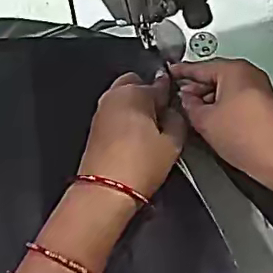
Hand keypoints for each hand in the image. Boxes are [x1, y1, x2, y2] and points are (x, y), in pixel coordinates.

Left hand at [78, 72, 188, 199]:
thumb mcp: (172, 144)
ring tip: (149, 129)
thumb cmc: (138, 166)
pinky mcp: (95, 125)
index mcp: (135, 93)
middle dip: (149, 94)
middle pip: (136, 83)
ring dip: (135, 105)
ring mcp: (102, 109)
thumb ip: (177, 120)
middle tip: (163, 116)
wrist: (105, 189)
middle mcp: (115, 95)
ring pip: (123, 96)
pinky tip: (134, 137)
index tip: (176, 104)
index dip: (171, 95)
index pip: (160, 84)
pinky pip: (114, 111)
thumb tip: (174, 113)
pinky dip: (124, 117)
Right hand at [171, 59, 272, 188]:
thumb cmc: (251, 139)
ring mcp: (260, 89)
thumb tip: (186, 100)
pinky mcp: (265, 105)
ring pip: (226, 88)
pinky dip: (224, 107)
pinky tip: (216, 123)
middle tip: (180, 98)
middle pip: (214, 75)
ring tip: (197, 115)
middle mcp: (250, 75)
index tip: (171, 73)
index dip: (180, 72)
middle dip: (196, 88)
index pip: (199, 66)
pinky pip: (237, 99)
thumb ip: (188, 105)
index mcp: (235, 70)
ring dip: (210, 100)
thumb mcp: (204, 120)